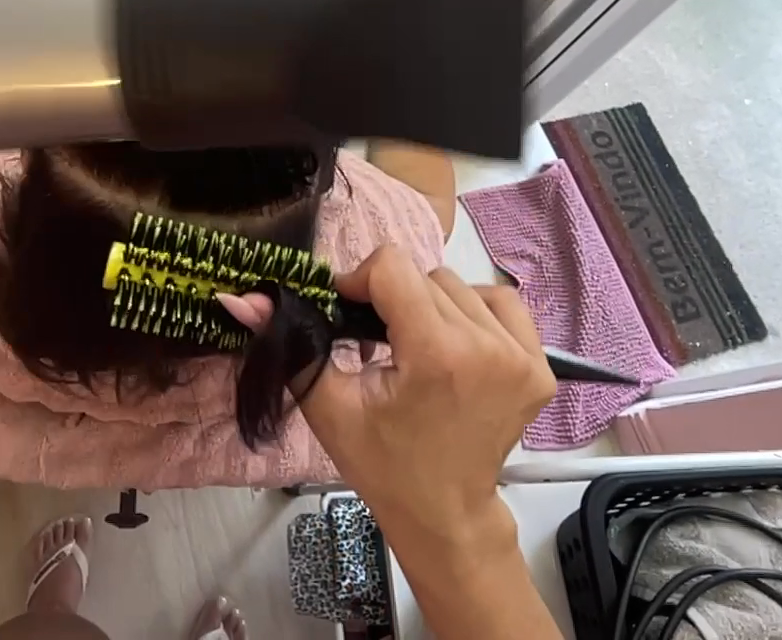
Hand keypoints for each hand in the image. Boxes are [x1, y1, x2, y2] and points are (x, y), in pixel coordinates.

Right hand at [222, 246, 555, 554]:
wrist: (447, 516)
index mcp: (438, 355)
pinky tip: (453, 344)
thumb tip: (241, 298)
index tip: (348, 316)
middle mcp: (490, 347)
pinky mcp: (540, 364)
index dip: (359, 283)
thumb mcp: (328, 407)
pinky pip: (499, 302)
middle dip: (393, 300)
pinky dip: (471, 311)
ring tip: (415, 348)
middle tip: (379, 344)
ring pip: (458, 285)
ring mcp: (523, 355)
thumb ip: (288, 344)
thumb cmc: (384, 465)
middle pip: (423, 275)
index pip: (392, 266)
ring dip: (430, 305)